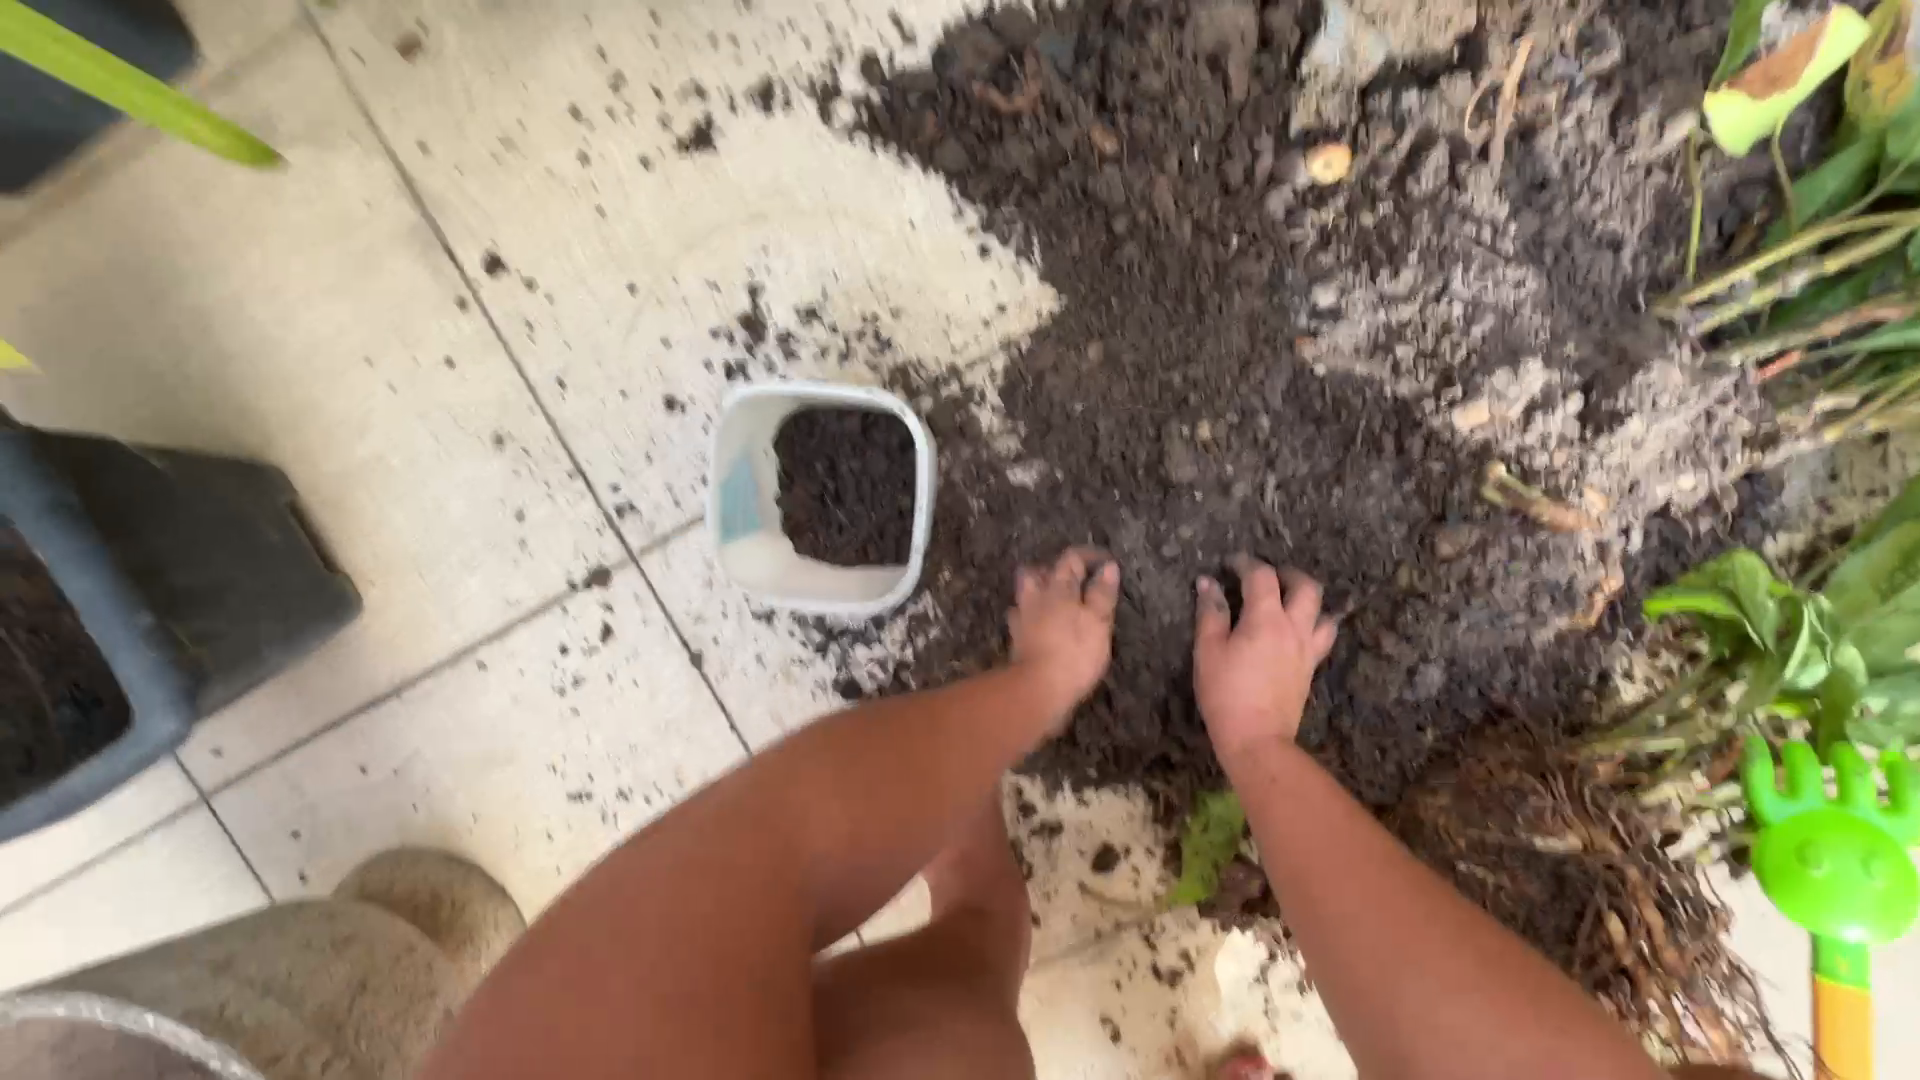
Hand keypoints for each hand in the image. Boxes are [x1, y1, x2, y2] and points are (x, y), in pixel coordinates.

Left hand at [1008, 547, 1119, 721]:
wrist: (1037, 688)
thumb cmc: (1074, 653)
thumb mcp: (1098, 622)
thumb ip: (1102, 594)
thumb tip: (1108, 567)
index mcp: (1058, 588)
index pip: (1070, 559)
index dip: (1089, 556)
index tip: (1106, 562)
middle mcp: (1035, 596)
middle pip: (1038, 571)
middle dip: (1054, 570)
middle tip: (1073, 579)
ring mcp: (1022, 617)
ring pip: (1026, 592)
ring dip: (1039, 591)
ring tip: (1056, 601)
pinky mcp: (1016, 638)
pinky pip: (1021, 616)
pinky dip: (1031, 615)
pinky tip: (1040, 624)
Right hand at [1194, 555, 1335, 762]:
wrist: (1257, 738)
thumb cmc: (1225, 693)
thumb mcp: (1208, 651)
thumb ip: (1211, 613)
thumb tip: (1208, 583)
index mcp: (1266, 619)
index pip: (1262, 576)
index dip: (1246, 563)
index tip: (1231, 563)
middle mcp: (1294, 628)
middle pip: (1306, 587)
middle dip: (1287, 574)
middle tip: (1267, 576)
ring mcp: (1308, 650)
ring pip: (1324, 613)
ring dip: (1308, 600)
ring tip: (1288, 602)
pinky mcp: (1310, 669)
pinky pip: (1322, 638)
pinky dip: (1313, 625)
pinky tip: (1296, 632)